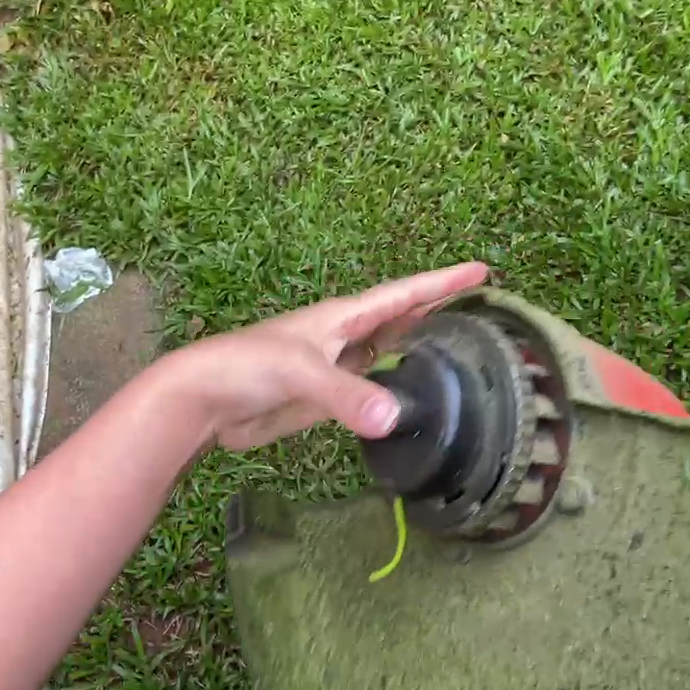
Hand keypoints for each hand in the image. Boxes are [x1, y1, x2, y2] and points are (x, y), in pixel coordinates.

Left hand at [145, 262, 490, 450]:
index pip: (403, 294)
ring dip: (421, 345)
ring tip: (461, 347)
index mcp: (343, 316)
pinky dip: (397, 385)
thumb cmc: (247, 366)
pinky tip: (414, 394)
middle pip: (402, 318)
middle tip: (483, 306)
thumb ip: (345, 395)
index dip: (442, 282)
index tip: (481, 271)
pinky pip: (373, 386)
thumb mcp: (300, 372)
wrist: (206, 400)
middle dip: (439, 308)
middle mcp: (346, 336)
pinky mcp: (327, 398)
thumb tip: (394, 418)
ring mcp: (337, 367)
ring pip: (390, 351)